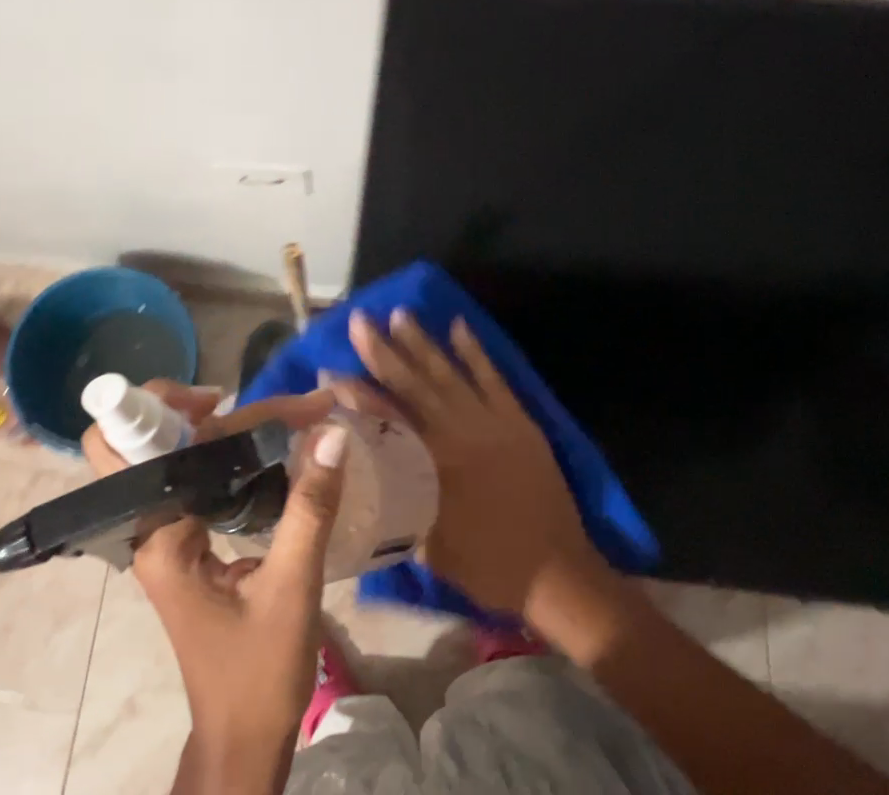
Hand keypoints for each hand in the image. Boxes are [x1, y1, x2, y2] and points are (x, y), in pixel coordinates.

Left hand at [78, 385, 347, 791]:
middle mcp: (149, 529)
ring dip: (211, 428)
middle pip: (138, 442)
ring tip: (276, 417)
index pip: (139, 448)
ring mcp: (165, 536)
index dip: (175, 409)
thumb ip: (310, 508)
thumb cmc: (260, 671)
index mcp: (157, 538)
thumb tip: (330, 433)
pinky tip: (268, 449)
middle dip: (187, 408)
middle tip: (251, 404)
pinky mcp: (187, 543)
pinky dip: (225, 454)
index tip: (228, 398)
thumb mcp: (292, 588)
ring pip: (166, 457)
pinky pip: (192, 480)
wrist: (243, 734)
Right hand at [347, 309, 603, 616]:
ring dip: (423, 343)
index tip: (330, 371)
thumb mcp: (428, 544)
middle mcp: (459, 434)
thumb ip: (398, 504)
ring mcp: (492, 423)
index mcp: (432, 466)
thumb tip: (368, 476)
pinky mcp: (520, 423)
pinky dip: (475, 352)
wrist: (558, 574)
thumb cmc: (488, 567)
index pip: (385, 418)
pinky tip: (459, 326)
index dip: (356, 393)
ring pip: (450, 374)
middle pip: (413, 385)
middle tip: (359, 321)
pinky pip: (494, 378)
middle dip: (382, 351)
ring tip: (399, 314)